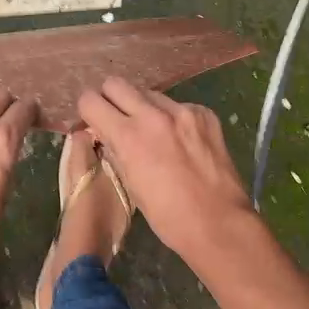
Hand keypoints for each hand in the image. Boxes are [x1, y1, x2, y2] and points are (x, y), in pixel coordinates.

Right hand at [77, 77, 253, 256]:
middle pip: (115, 83)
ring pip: (148, 93)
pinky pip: (178, 105)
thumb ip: (116, 151)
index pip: (90, 100)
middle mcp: (153, 114)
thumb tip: (106, 134)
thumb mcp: (130, 185)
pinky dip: (173, 118)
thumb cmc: (169, 217)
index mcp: (129, 136)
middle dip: (111, 99)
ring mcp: (182, 111)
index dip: (88, 111)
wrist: (220, 225)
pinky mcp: (204, 114)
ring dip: (144, 108)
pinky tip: (182, 142)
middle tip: (119, 120)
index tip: (94, 122)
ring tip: (155, 133)